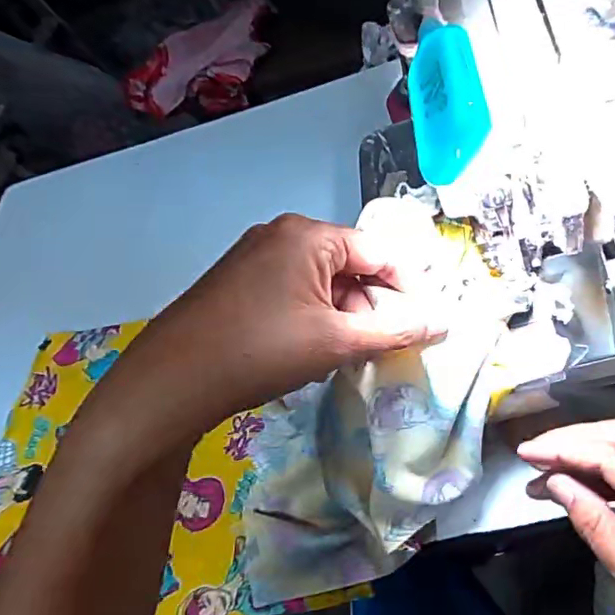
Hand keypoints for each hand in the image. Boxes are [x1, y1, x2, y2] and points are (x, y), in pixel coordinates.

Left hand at [95, 214, 441, 448]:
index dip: (407, 287)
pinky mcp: (237, 281)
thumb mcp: (336, 342)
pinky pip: (292, 290)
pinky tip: (307, 350)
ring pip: (320, 281)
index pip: (378, 252)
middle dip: (369, 304)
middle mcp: (280, 234)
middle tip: (376, 347)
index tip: (424, 323)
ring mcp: (254, 256)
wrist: (172, 380)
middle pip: (349, 264)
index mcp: (308, 236)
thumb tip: (442, 324)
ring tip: (340, 354)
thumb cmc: (261, 351)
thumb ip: (394, 331)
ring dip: (341, 314)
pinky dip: (311, 316)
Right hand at [516, 421, 614, 614]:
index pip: (611, 456)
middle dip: (573, 441)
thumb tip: (556, 485)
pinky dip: (612, 470)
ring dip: (590, 451)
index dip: (563, 450)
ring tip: (548, 470)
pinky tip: (586, 483)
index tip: (526, 454)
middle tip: (531, 456)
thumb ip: (597, 526)